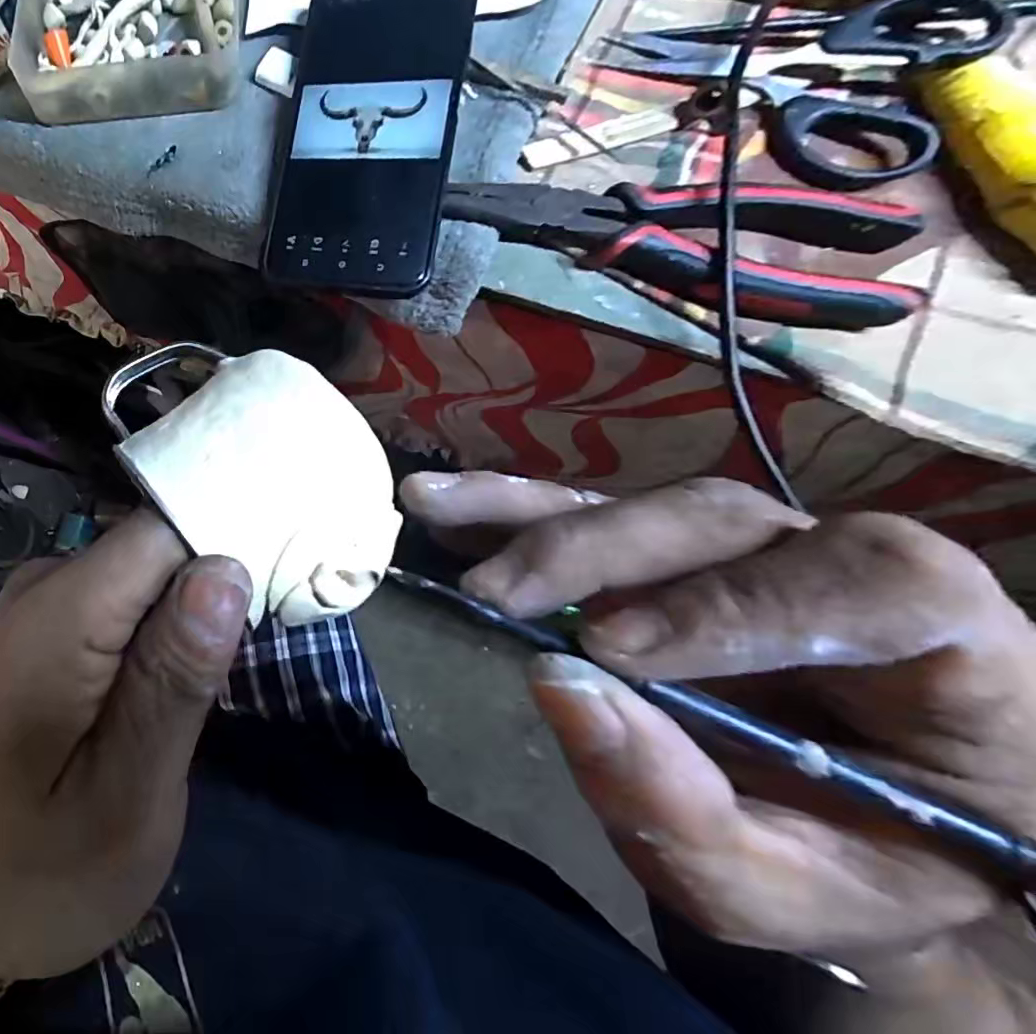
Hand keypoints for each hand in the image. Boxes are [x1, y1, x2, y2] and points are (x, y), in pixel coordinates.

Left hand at [0, 511, 251, 998]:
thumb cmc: (32, 873)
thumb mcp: (124, 799)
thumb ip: (173, 680)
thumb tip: (227, 569)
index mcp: (59, 616)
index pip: (165, 528)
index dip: (229, 549)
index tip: (282, 602)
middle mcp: (43, 586)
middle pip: (157, 546)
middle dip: (216, 592)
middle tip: (246, 672)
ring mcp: (39, 603)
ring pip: (146, 574)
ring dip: (191, 619)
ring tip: (214, 688)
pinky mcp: (47, 628)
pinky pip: (123, 601)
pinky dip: (160, 633)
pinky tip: (172, 684)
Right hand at [399, 472, 1035, 965]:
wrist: (832, 845)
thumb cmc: (833, 873)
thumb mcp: (767, 887)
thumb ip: (677, 806)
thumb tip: (553, 682)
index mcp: (957, 664)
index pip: (881, 583)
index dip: (737, 603)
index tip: (608, 648)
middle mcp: (845, 575)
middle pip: (723, 519)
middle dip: (594, 554)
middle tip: (492, 599)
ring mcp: (747, 555)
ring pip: (643, 502)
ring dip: (527, 512)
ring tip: (430, 508)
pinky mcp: (662, 557)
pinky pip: (585, 512)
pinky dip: (506, 508)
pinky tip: (440, 505)